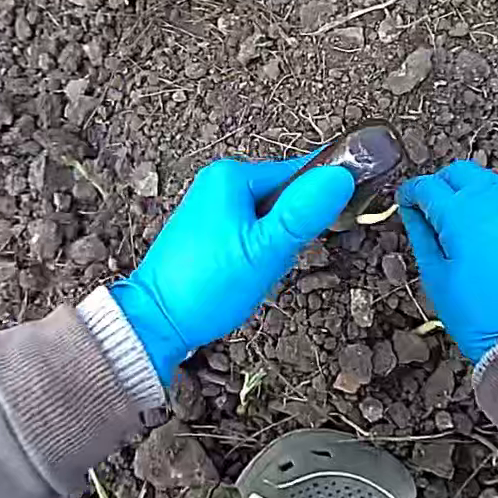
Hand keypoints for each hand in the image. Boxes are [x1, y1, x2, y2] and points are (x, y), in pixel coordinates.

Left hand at [113, 157, 354, 382]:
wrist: (157, 324)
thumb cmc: (205, 287)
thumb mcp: (265, 250)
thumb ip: (303, 212)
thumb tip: (339, 176)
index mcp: (231, 176)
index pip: (299, 173)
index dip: (314, 204)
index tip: (317, 228)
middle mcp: (218, 183)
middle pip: (285, 197)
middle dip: (290, 230)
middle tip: (276, 257)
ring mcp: (213, 205)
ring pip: (270, 218)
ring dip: (274, 244)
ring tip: (257, 268)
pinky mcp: (210, 228)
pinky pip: (252, 231)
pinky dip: (258, 251)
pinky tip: (245, 271)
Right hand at [398, 161, 497, 362]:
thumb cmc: (478, 316)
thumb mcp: (436, 276)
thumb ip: (422, 234)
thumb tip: (412, 209)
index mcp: (462, 216)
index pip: (429, 186)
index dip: (412, 192)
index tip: (408, 201)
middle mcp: (497, 204)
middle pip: (462, 172)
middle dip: (443, 185)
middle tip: (435, 209)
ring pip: (492, 184)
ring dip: (474, 197)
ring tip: (467, 229)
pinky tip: (496, 240)